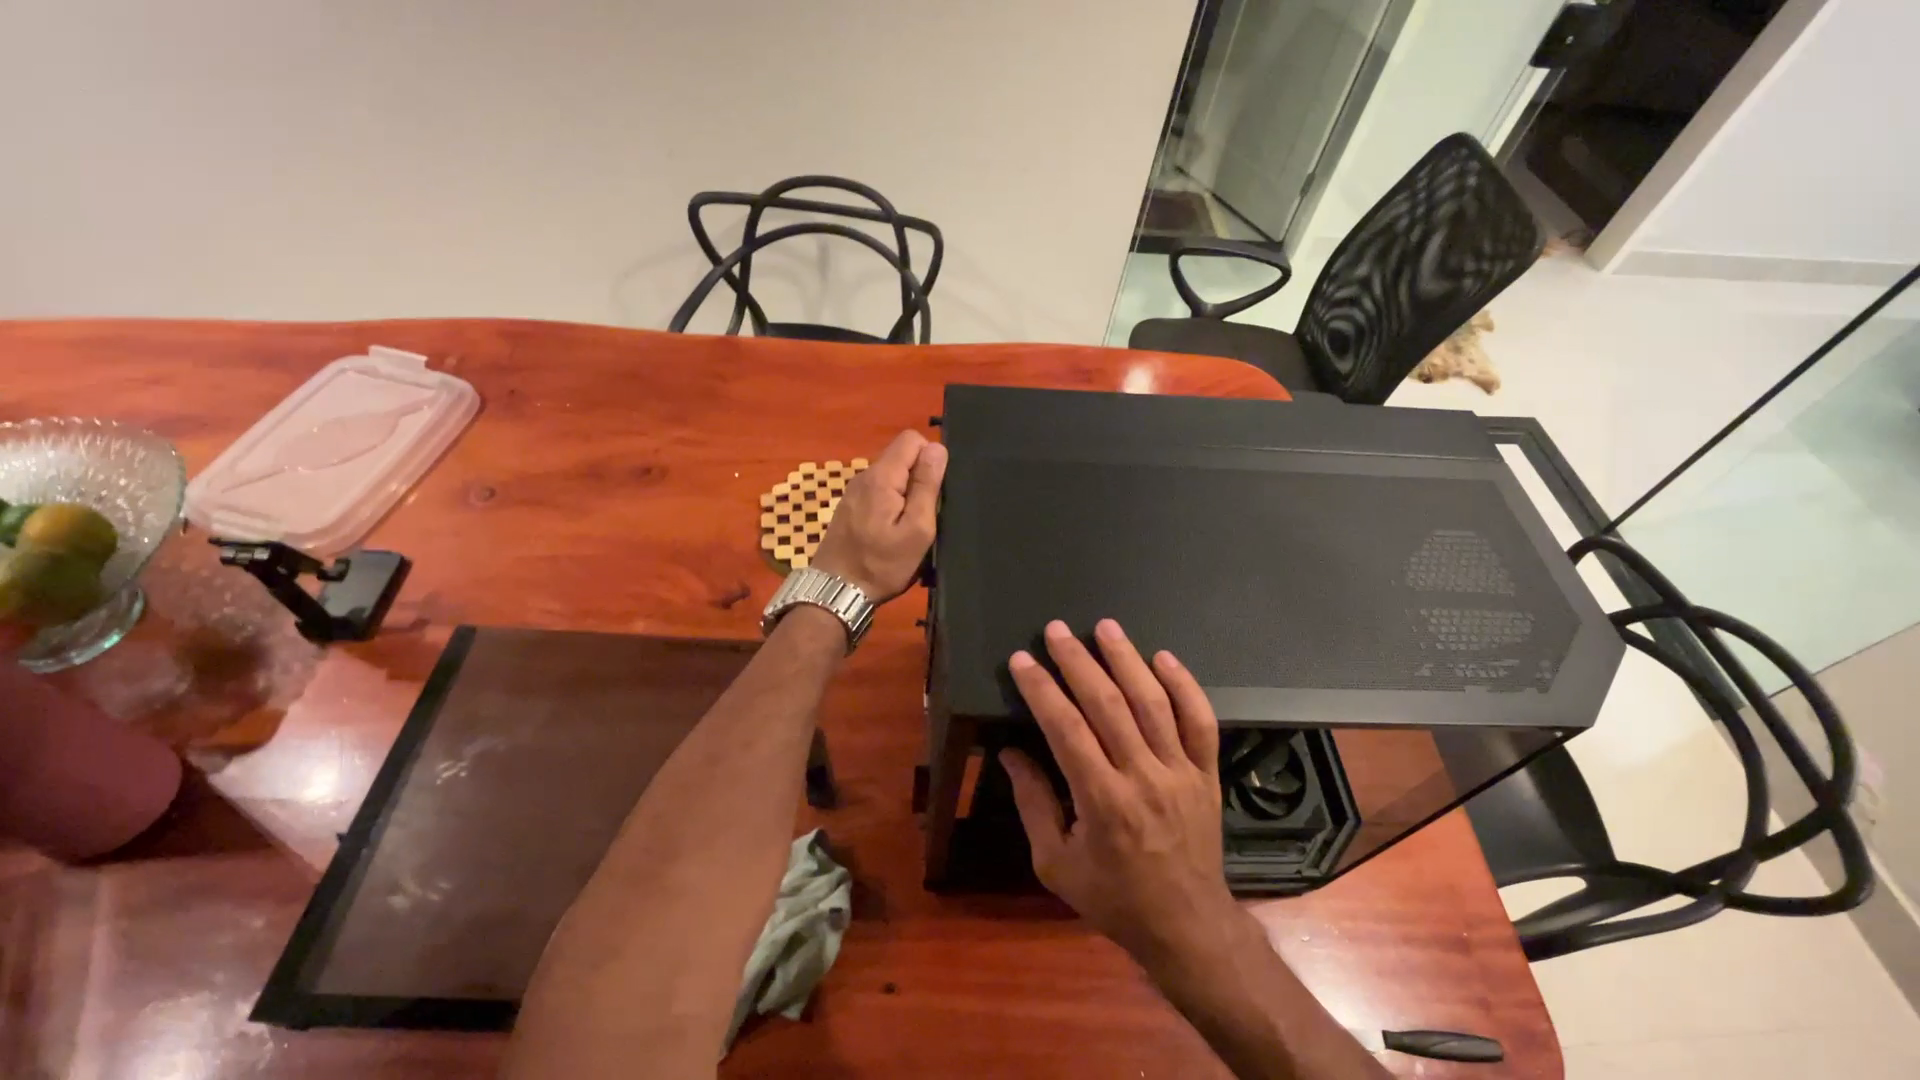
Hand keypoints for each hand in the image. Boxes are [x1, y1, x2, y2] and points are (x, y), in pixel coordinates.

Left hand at [809, 429, 947, 601]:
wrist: (836, 591)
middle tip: (924, 515)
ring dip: (906, 495)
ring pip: (891, 476)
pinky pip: (879, 492)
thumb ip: (927, 485)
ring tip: (909, 528)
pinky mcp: (850, 508)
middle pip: (901, 457)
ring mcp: (854, 492)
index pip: (912, 439)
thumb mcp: (916, 529)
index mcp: (881, 476)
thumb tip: (937, 448)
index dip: (931, 457)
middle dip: (919, 478)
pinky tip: (892, 533)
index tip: (936, 490)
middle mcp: (864, 476)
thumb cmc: (882, 565)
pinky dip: (892, 505)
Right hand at [1001, 619, 1233, 962]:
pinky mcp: (1206, 775)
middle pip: (1109, 705)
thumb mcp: (1055, 863)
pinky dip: (1185, 686)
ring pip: (1154, 703)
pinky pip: (1201, 722)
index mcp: (1102, 802)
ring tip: (1105, 627)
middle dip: (1078, 662)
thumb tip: (1011, 751)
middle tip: (1056, 630)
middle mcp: (1143, 778)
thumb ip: (1033, 803)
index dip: (1042, 689)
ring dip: (1128, 660)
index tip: (1021, 660)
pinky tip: (1164, 657)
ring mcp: (1181, 773)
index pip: (1066, 729)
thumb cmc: (1112, 898)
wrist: (1185, 925)